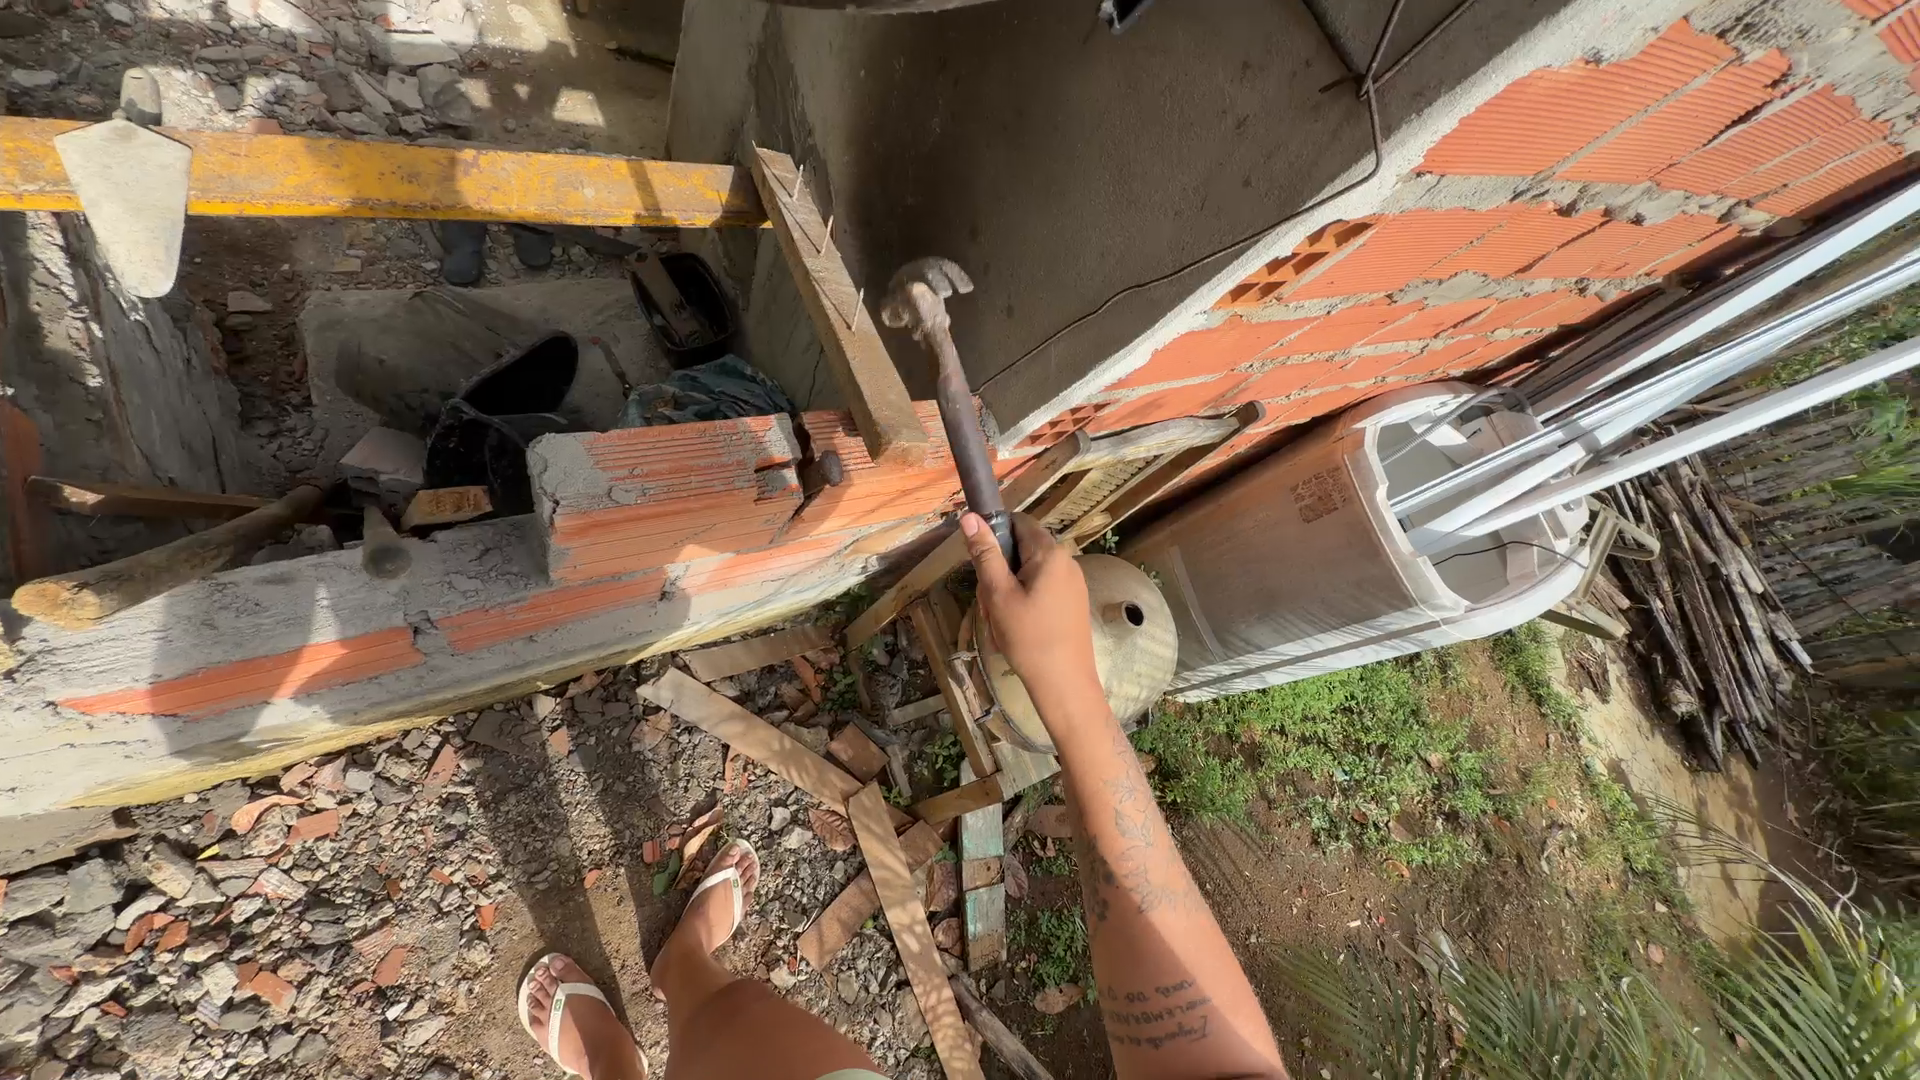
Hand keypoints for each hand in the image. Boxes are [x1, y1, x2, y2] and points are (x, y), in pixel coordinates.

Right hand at [960, 512, 1104, 713]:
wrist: (1064, 683)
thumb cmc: (1028, 637)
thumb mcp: (998, 594)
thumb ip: (984, 554)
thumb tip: (970, 516)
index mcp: (1050, 553)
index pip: (1017, 522)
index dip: (994, 535)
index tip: (980, 564)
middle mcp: (1066, 560)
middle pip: (1022, 549)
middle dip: (999, 572)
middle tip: (989, 604)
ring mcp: (1073, 582)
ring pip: (1029, 572)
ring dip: (1008, 591)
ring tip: (1001, 622)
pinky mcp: (1073, 601)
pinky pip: (1041, 589)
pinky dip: (1024, 602)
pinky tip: (1017, 629)